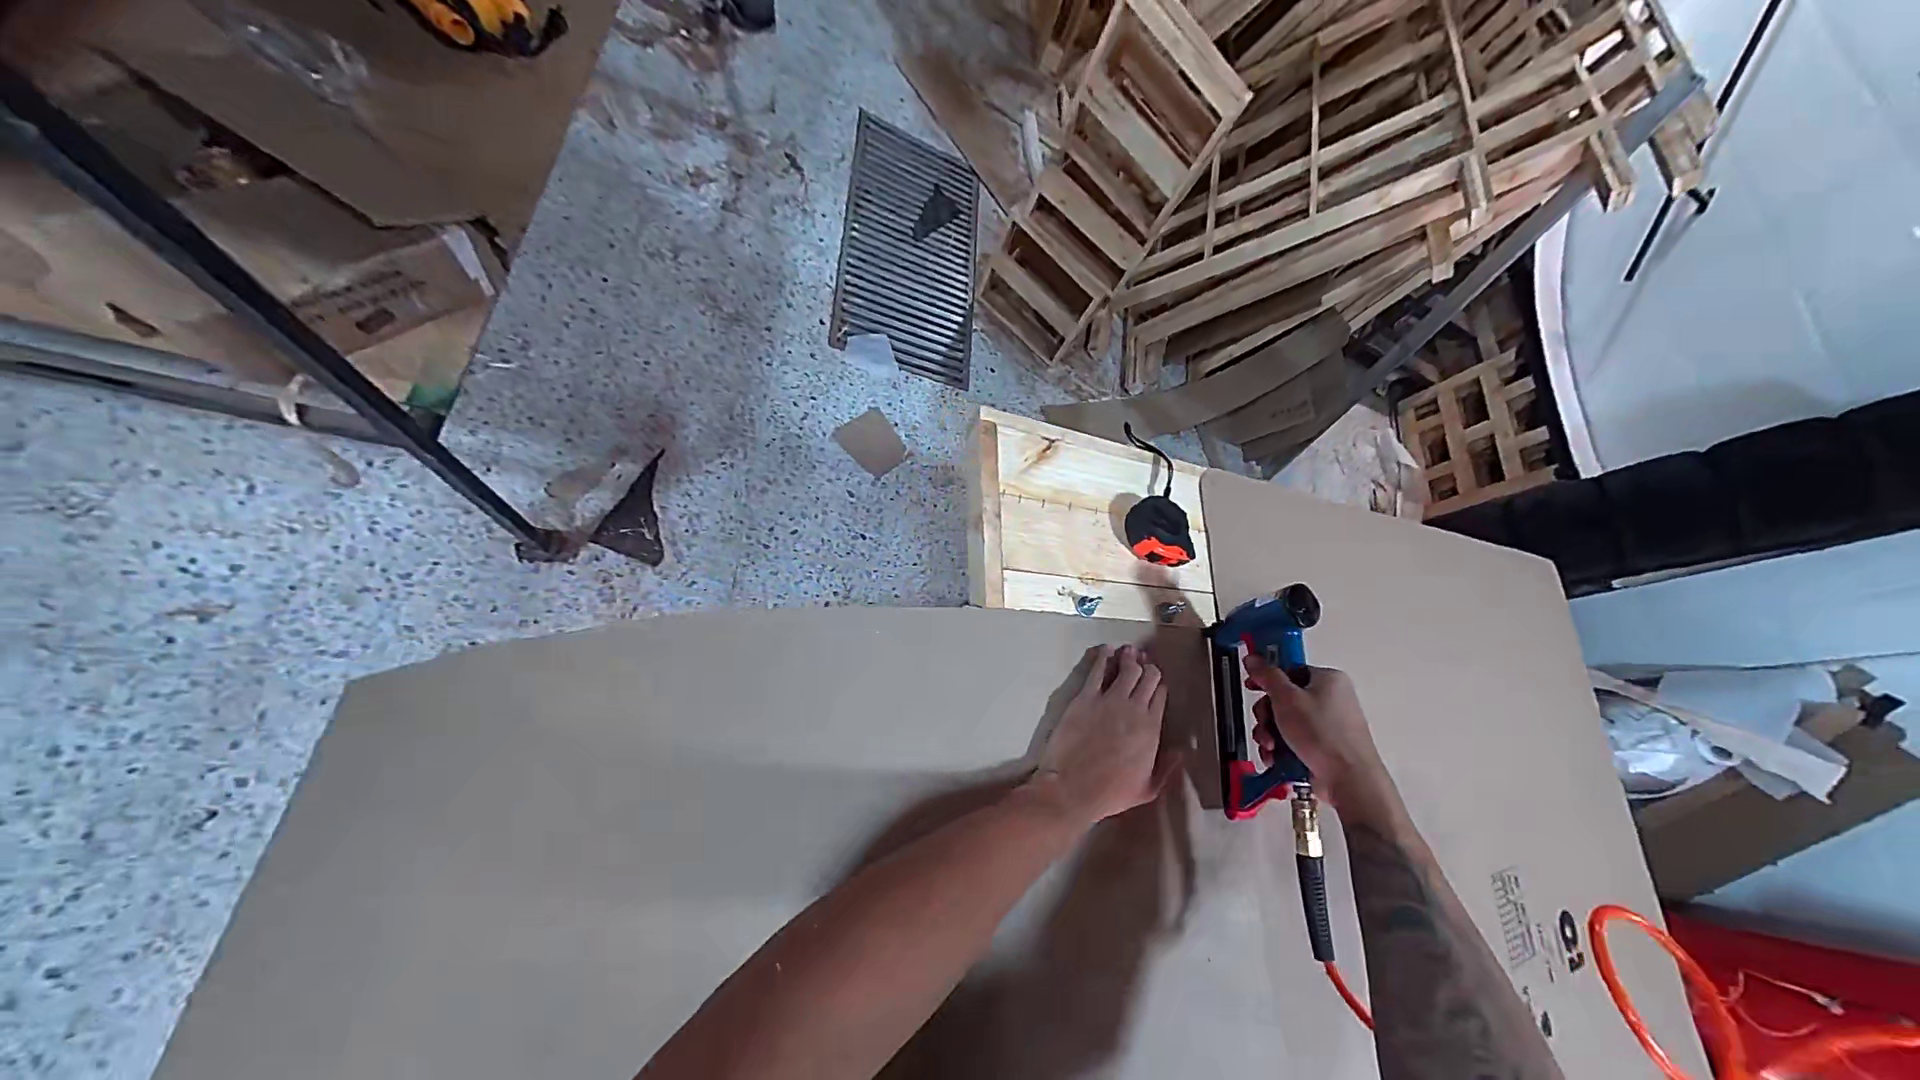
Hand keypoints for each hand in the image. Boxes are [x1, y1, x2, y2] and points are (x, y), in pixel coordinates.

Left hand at [1029, 645, 1175, 826]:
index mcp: (1151, 729)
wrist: (1073, 787)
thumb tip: (1180, 752)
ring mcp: (1109, 700)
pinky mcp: (1085, 697)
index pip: (1160, 695)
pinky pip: (1097, 671)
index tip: (1156, 680)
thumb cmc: (1110, 792)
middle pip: (1147, 677)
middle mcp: (1134, 709)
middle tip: (1143, 660)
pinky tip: (1106, 651)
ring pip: (1126, 669)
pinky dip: (1103, 658)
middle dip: (1147, 667)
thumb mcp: (1148, 788)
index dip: (1159, 685)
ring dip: (1129, 658)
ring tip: (1129, 651)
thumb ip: (1166, 768)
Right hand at [1244, 656, 1401, 824]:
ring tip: (1271, 746)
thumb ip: (1267, 676)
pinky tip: (1277, 757)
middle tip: (1265, 723)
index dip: (1267, 678)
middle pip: (1283, 698)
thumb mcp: (1286, 698)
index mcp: (1328, 679)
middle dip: (1267, 715)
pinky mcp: (1324, 745)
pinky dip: (1281, 747)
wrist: (1348, 779)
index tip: (1252, 685)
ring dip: (1270, 734)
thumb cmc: (1325, 735)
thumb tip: (1254, 660)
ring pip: (1285, 721)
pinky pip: (1294, 739)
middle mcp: (1331, 699)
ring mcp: (1328, 724)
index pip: (1289, 670)